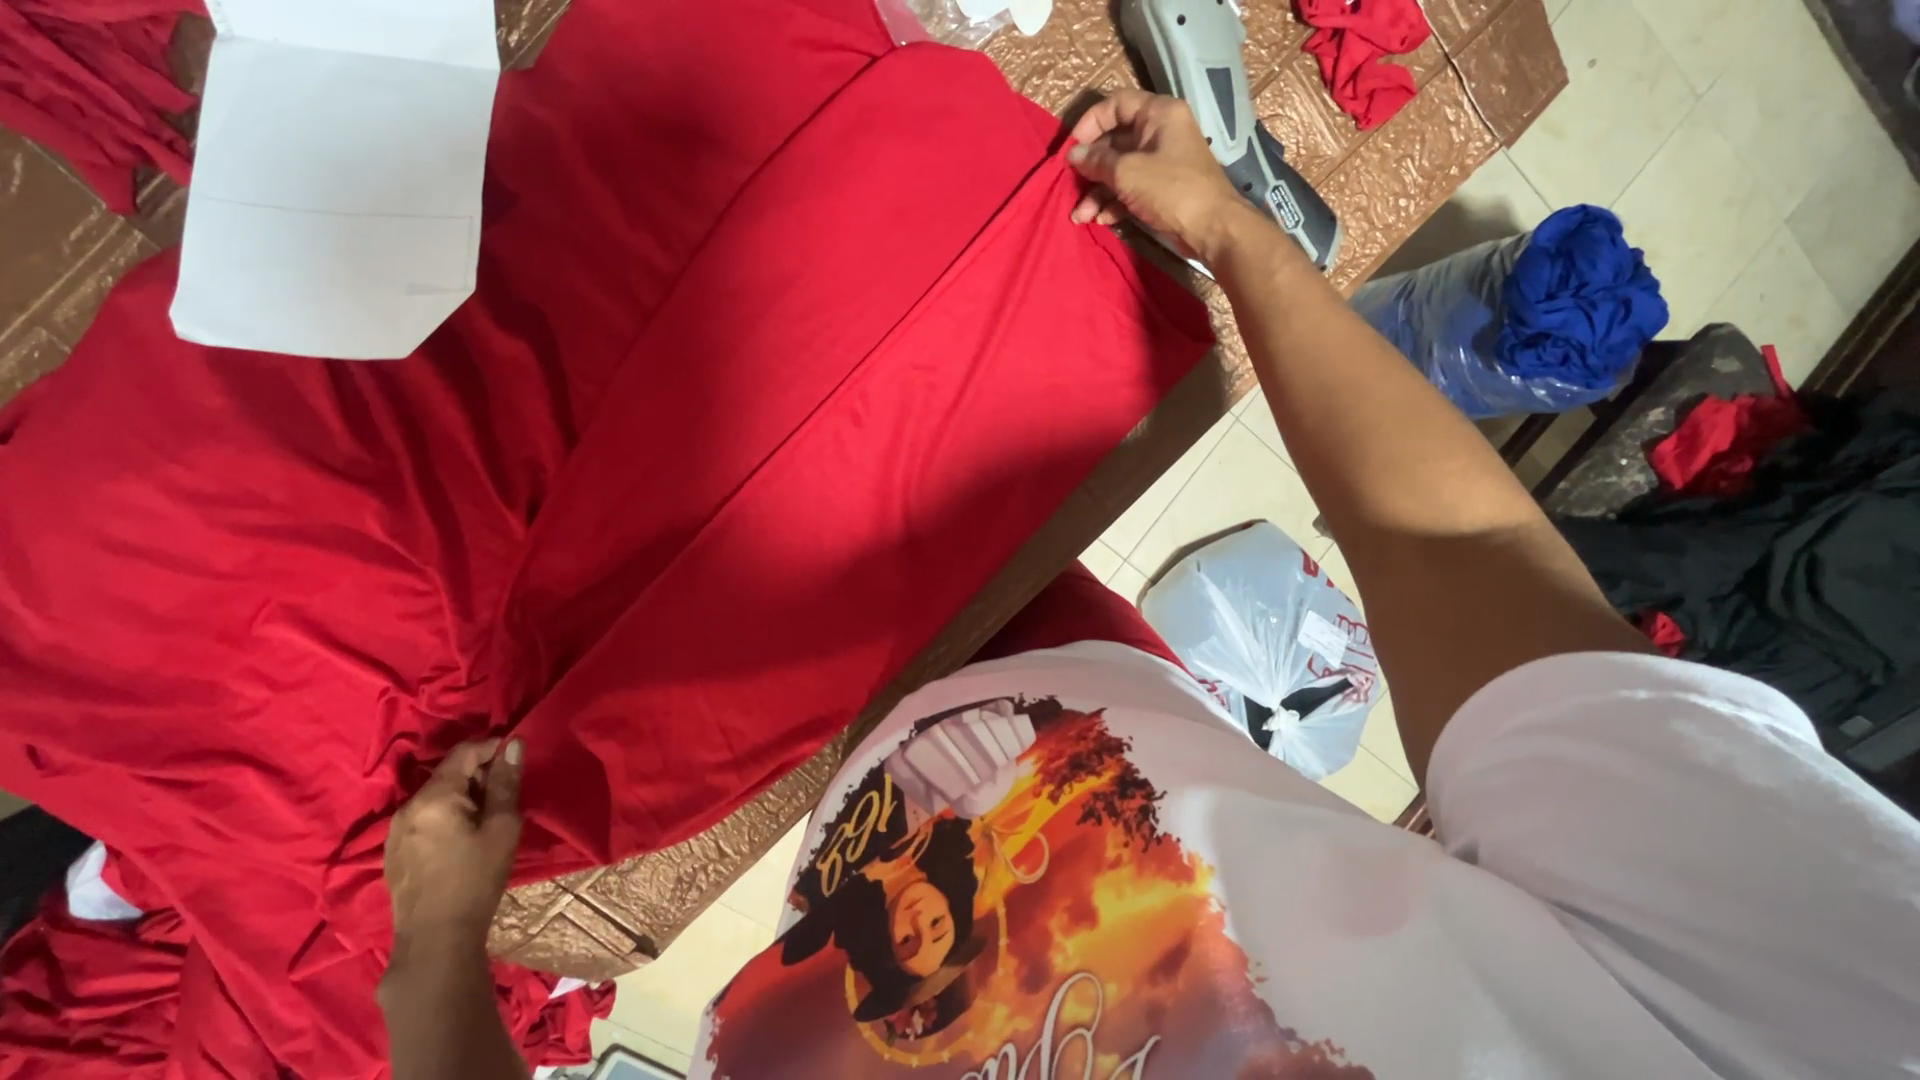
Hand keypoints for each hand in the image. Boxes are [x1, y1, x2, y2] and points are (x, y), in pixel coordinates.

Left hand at [384, 738, 522, 944]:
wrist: (435, 939)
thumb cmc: (476, 879)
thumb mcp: (501, 827)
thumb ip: (505, 783)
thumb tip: (513, 744)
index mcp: (434, 797)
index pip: (464, 752)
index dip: (492, 746)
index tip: (517, 757)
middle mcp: (407, 807)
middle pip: (447, 773)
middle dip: (479, 774)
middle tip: (508, 792)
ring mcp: (395, 830)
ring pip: (435, 796)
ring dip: (463, 795)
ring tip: (488, 816)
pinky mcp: (393, 851)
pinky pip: (424, 818)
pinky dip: (447, 814)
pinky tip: (462, 837)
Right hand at [1066, 89, 1255, 263]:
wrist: (1212, 227)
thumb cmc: (1171, 189)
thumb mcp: (1128, 172)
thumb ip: (1097, 161)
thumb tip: (1074, 154)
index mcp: (1158, 114)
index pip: (1116, 104)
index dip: (1090, 123)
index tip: (1072, 147)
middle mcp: (1160, 133)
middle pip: (1114, 142)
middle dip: (1090, 168)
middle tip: (1071, 186)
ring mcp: (1161, 163)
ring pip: (1119, 171)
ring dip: (1097, 193)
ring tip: (1080, 216)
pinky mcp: (1160, 190)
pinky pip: (1130, 190)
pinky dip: (1113, 203)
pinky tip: (1100, 220)